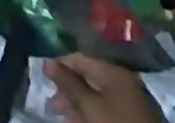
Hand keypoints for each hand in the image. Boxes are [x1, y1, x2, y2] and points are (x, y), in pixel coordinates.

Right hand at [46, 54, 165, 122]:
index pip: (79, 58)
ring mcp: (129, 99)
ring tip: (64, 118)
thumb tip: (47, 61)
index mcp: (113, 72)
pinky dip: (91, 114)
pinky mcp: (132, 117)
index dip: (59, 65)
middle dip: (68, 89)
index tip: (42, 77)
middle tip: (52, 106)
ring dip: (78, 104)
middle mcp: (121, 80)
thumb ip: (68, 84)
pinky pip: (106, 108)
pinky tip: (81, 122)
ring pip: (96, 95)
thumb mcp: (89, 108)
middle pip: (87, 76)